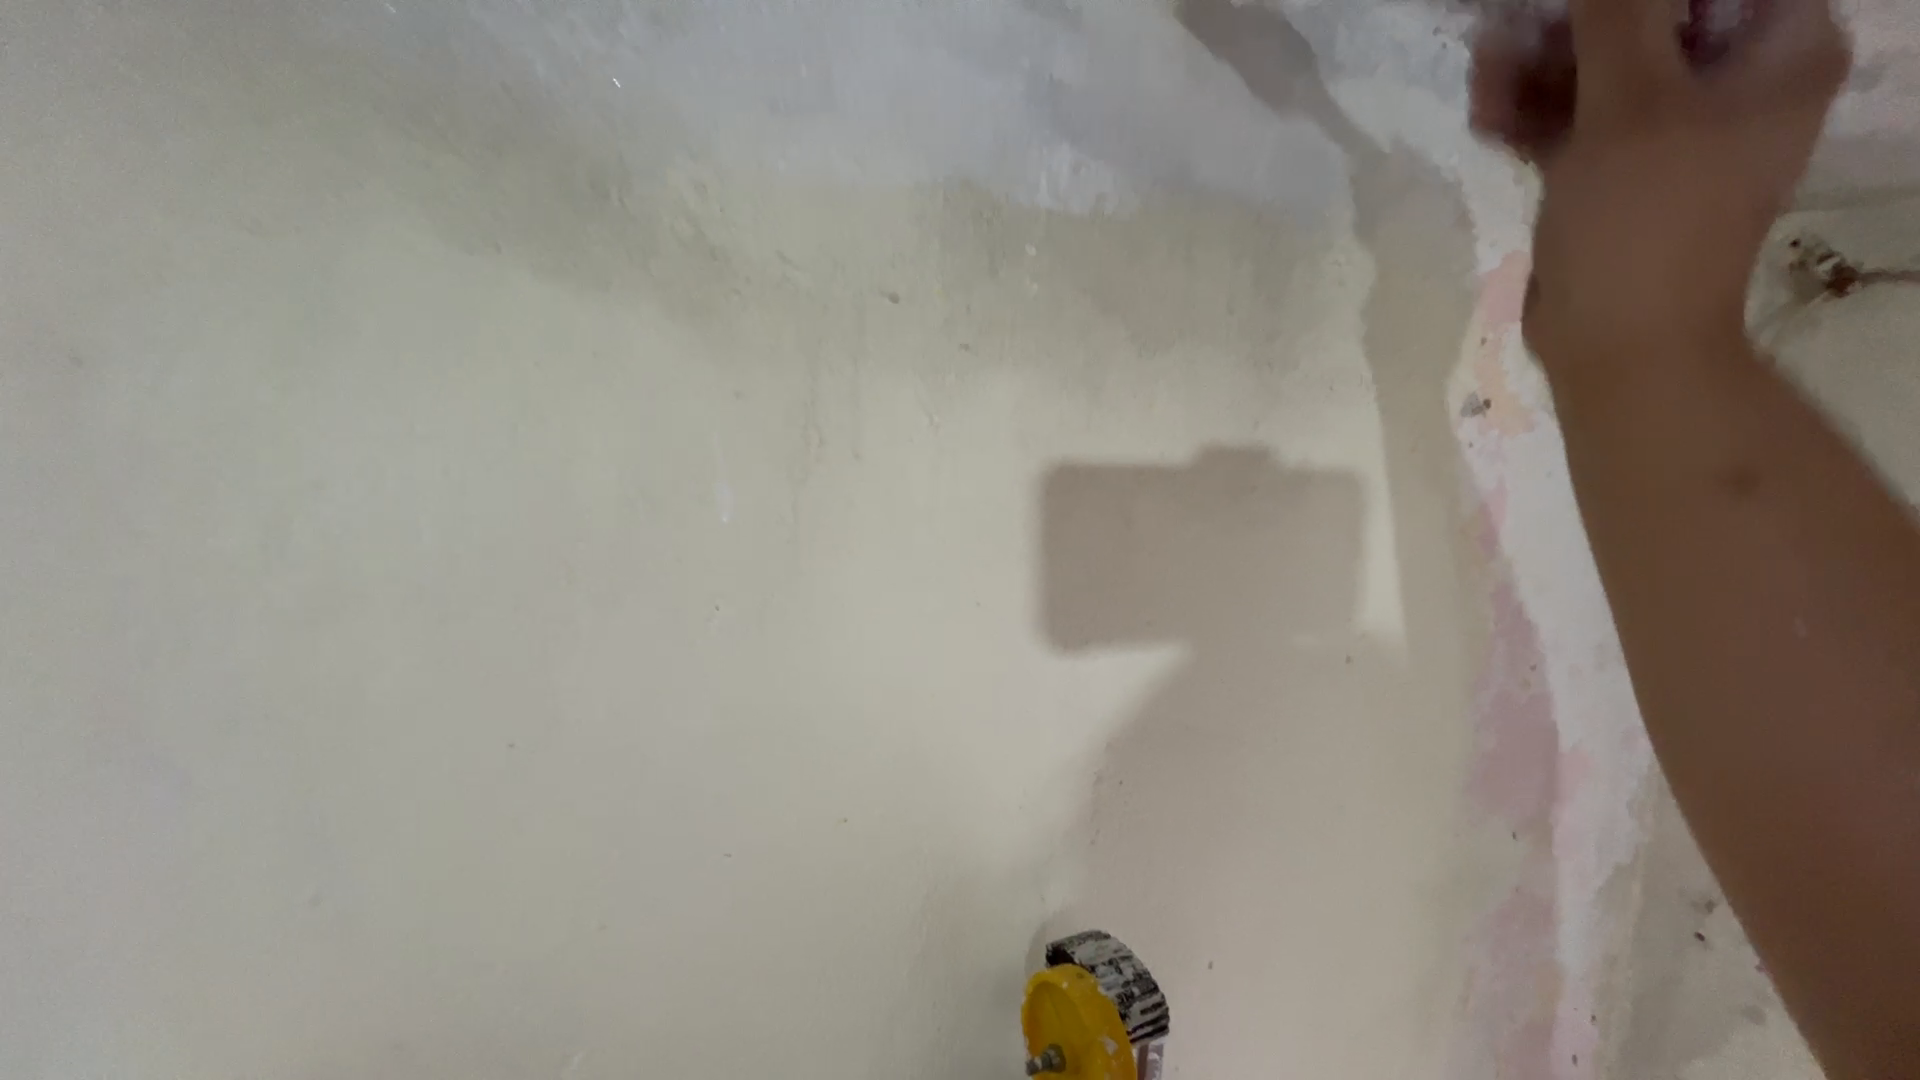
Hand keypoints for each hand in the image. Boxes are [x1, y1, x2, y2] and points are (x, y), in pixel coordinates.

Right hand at [1471, 0, 1850, 364]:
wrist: (1614, 341)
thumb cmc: (1640, 222)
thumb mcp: (1629, 107)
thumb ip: (1616, 17)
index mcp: (1776, 54)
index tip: (1562, 4)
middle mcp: (1729, 85)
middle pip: (1646, 20)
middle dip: (1568, 27)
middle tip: (1503, 35)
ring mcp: (1666, 133)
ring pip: (1596, 72)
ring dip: (1535, 72)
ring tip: (1481, 81)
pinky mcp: (1611, 175)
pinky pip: (1571, 123)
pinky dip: (1530, 116)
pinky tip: (1486, 117)